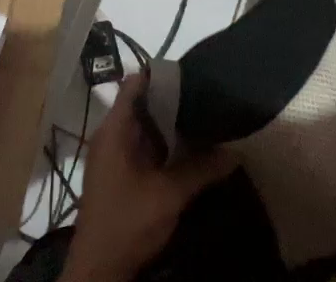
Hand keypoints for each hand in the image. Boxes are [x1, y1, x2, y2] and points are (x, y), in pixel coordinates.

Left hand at [61, 76, 236, 281]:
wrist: (99, 267)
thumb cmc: (129, 221)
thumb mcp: (169, 194)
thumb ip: (201, 170)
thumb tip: (235, 152)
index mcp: (114, 129)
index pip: (134, 85)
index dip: (159, 74)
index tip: (190, 72)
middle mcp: (110, 136)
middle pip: (140, 104)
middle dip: (171, 100)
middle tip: (206, 95)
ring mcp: (112, 156)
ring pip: (142, 128)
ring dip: (168, 124)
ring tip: (203, 118)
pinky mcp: (119, 174)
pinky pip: (141, 147)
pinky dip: (162, 144)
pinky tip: (188, 149)